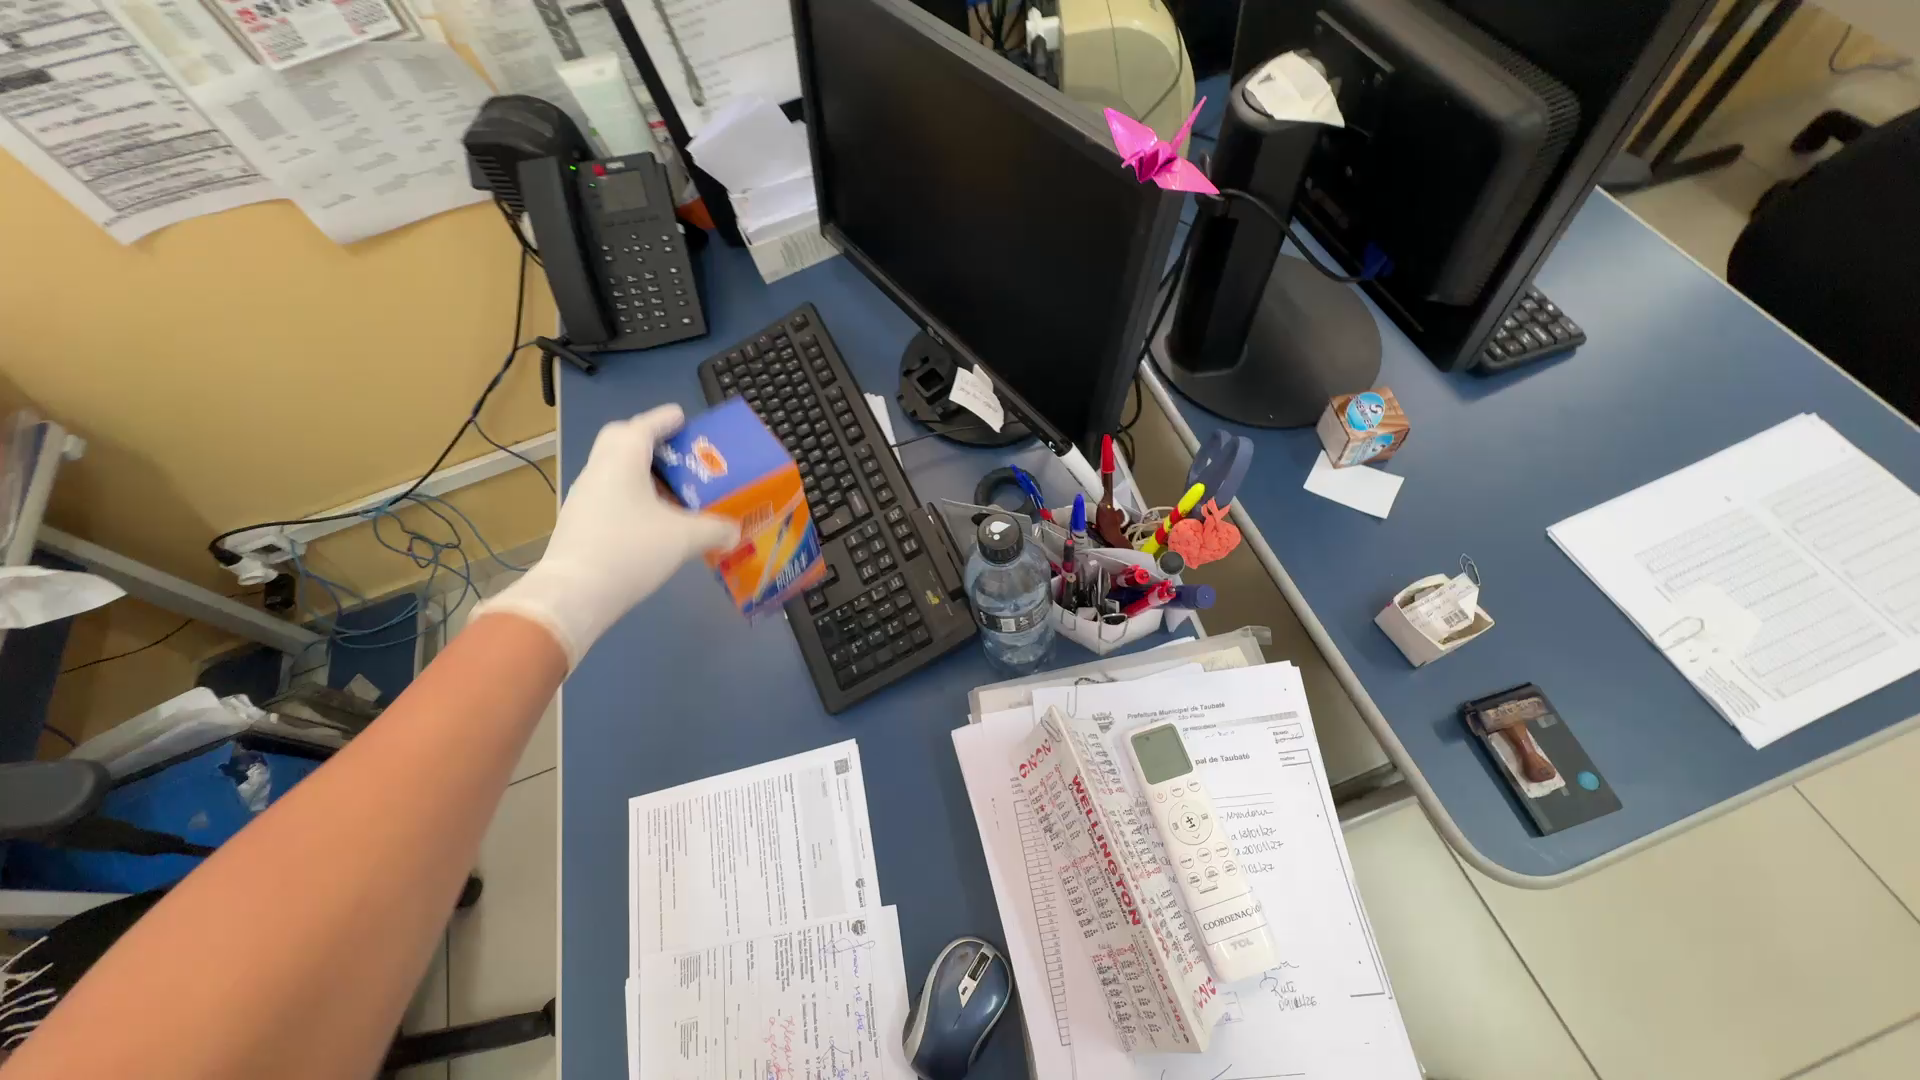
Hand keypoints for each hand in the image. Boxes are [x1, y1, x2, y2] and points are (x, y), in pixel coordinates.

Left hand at [474, 405, 736, 667]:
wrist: (574, 594)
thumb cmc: (631, 550)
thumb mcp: (684, 539)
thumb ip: (715, 530)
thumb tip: (734, 531)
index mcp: (623, 459)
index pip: (645, 425)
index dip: (665, 419)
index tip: (682, 418)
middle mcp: (599, 469)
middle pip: (622, 442)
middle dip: (650, 443)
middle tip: (679, 455)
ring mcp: (585, 497)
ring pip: (615, 471)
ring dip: (643, 474)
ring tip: (675, 491)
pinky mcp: (580, 522)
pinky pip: (611, 496)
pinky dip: (633, 498)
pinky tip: (654, 520)